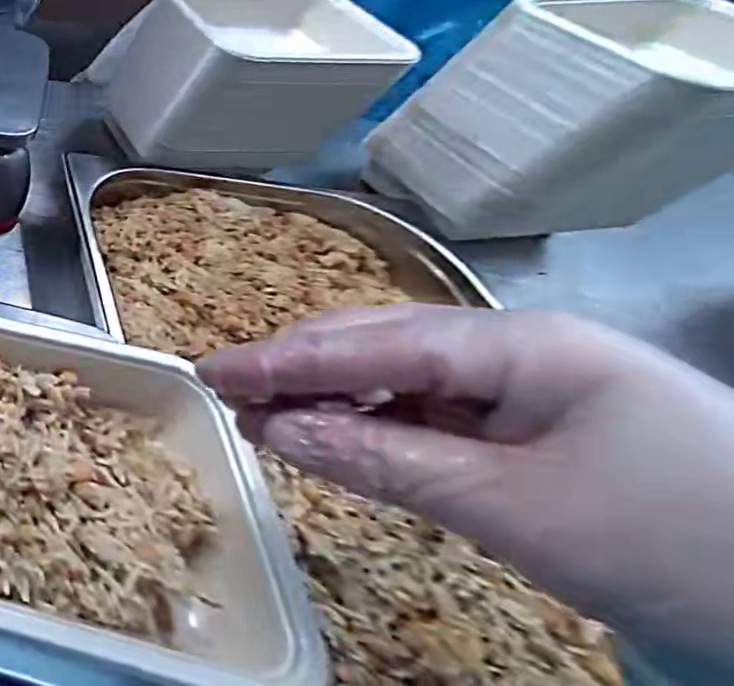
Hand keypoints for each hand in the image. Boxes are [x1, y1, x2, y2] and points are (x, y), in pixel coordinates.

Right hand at [197, 304, 733, 663]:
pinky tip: (336, 432)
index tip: (208, 373)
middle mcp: (515, 342)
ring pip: (394, 369)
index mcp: (520, 343)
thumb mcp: (515, 509)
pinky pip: (427, 402)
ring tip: (268, 418)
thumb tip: (271, 432)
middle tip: (230, 398)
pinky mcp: (534, 414)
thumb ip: (380, 460)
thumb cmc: (681, 548)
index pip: (367, 343)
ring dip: (327, 394)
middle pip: (374, 341)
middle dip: (296, 369)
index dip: (279, 360)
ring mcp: (527, 376)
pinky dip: (371, 417)